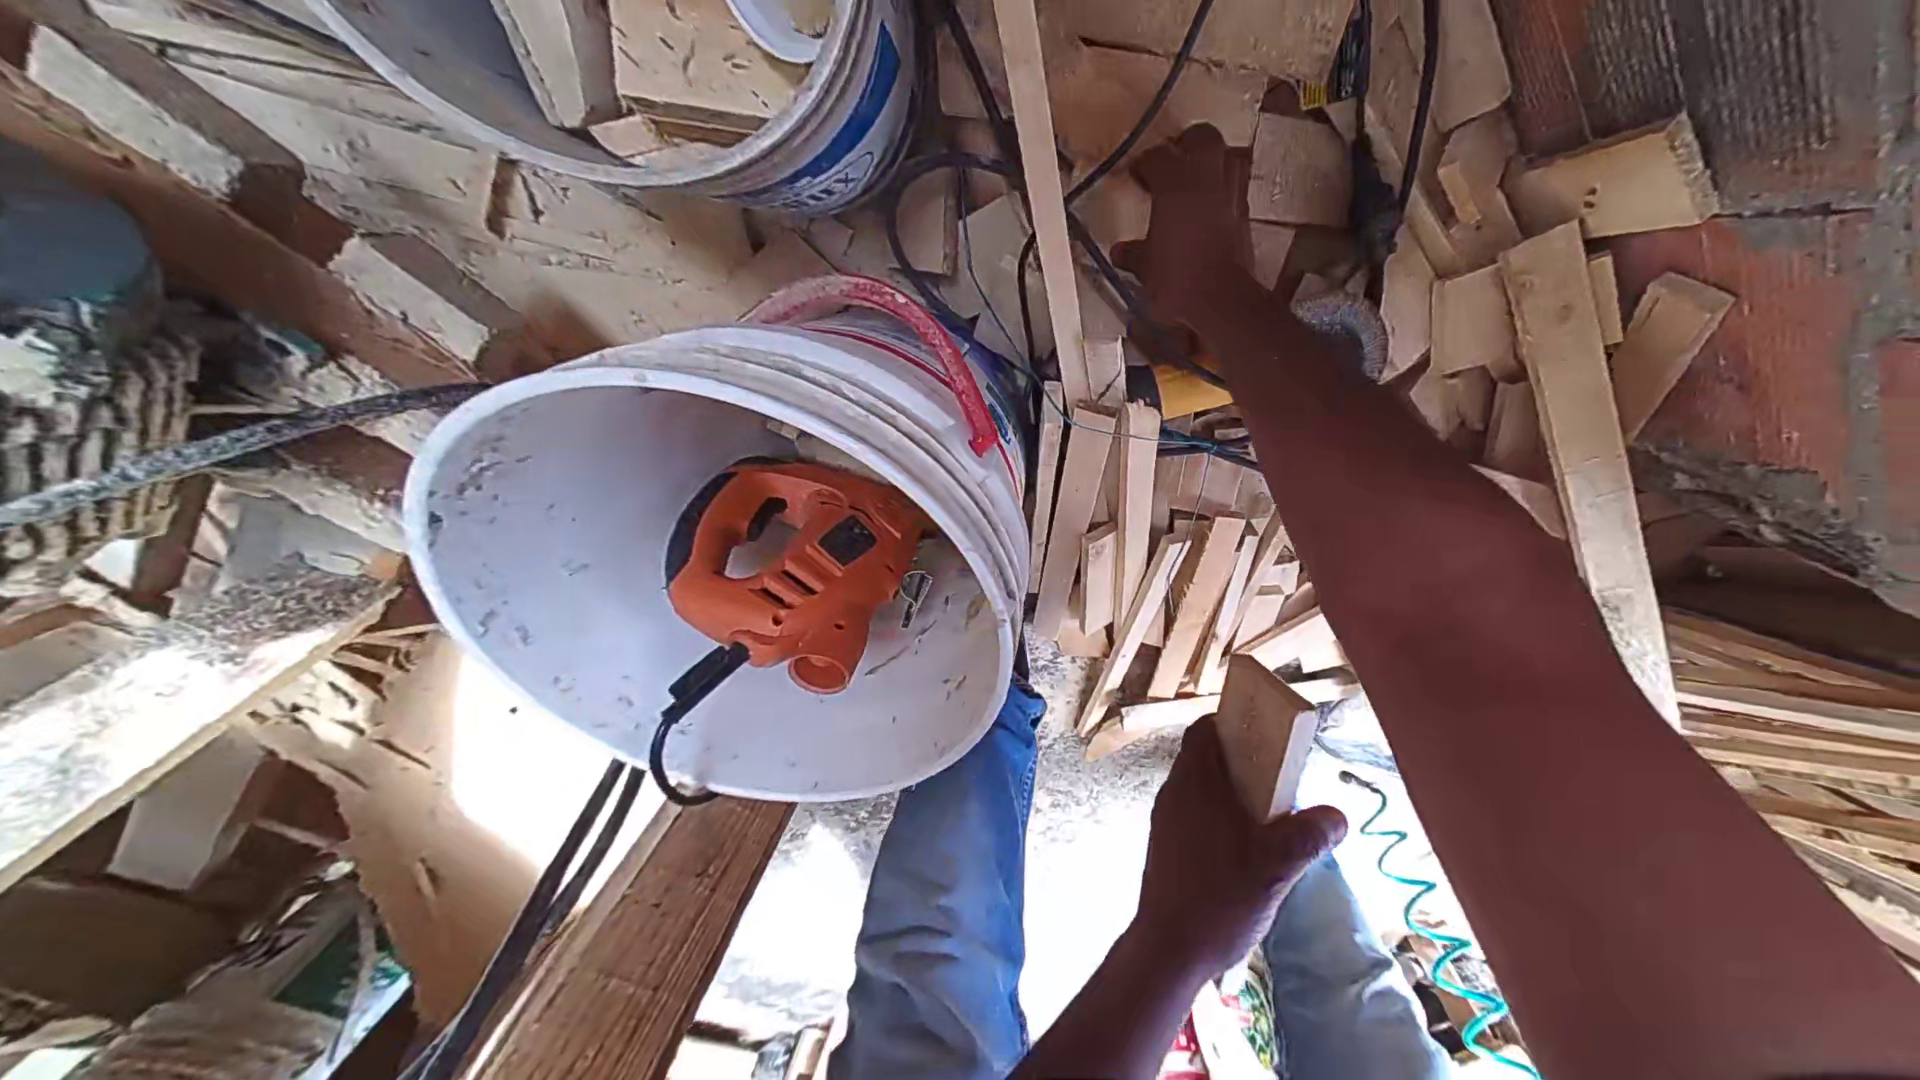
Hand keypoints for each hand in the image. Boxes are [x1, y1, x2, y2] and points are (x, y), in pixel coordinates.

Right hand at [1112, 124, 1260, 332]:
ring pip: (1228, 154)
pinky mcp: (1245, 211)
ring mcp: (1231, 193)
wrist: (1220, 299)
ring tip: (1197, 177)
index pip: (1157, 158)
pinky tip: (1212, 203)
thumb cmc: (1177, 281)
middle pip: (1202, 137)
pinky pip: (1237, 183)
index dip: (1144, 164)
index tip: (1135, 174)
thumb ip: (1133, 255)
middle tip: (1172, 161)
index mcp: (1175, 187)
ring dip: (1213, 159)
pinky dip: (1224, 186)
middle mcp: (1206, 180)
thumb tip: (1119, 252)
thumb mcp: (1146, 269)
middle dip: (1185, 144)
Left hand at [1134, 716, 1347, 977]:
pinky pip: (1191, 811)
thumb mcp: (1275, 868)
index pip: (1204, 731)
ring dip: (1229, 790)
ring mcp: (1165, 818)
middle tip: (1275, 779)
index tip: (1261, 732)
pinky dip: (1216, 813)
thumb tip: (1335, 815)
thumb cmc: (1219, 899)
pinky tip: (1241, 846)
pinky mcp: (1164, 842)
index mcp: (1195, 783)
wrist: (1170, 945)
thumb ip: (1307, 836)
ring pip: (1198, 786)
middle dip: (1239, 760)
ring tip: (1265, 816)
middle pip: (1203, 756)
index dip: (1230, 723)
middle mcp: (1174, 792)